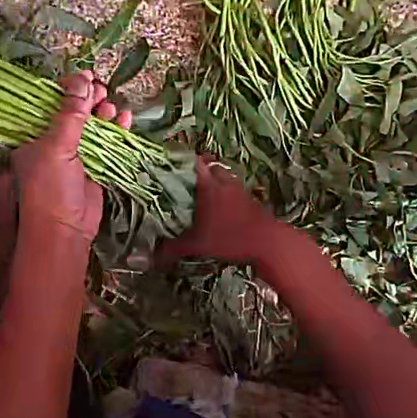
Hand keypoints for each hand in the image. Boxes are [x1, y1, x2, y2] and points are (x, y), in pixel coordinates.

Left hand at [12, 71, 128, 242]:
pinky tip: (124, 121)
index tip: (86, 76)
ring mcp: (74, 155)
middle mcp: (52, 142)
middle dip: (88, 99)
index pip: (49, 103)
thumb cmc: (51, 187)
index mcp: (33, 135)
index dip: (67, 88)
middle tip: (102, 90)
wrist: (65, 230)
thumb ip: (71, 114)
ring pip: (91, 127)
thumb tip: (82, 81)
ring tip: (112, 108)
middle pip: (73, 112)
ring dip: (103, 114)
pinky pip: (105, 144)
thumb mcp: (57, 146)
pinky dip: (115, 131)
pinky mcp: (93, 168)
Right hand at [158, 156, 292, 265]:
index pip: (193, 163)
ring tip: (199, 194)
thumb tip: (149, 256)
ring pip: (223, 178)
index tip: (168, 164)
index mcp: (208, 186)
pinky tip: (218, 208)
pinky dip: (224, 194)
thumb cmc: (229, 238)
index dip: (180, 161)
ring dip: (213, 182)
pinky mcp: (249, 200)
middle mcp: (223, 182)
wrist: (267, 243)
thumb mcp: (197, 245)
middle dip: (197, 171)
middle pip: (209, 167)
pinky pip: (232, 190)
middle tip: (182, 181)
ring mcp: (239, 190)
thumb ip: (172, 249)